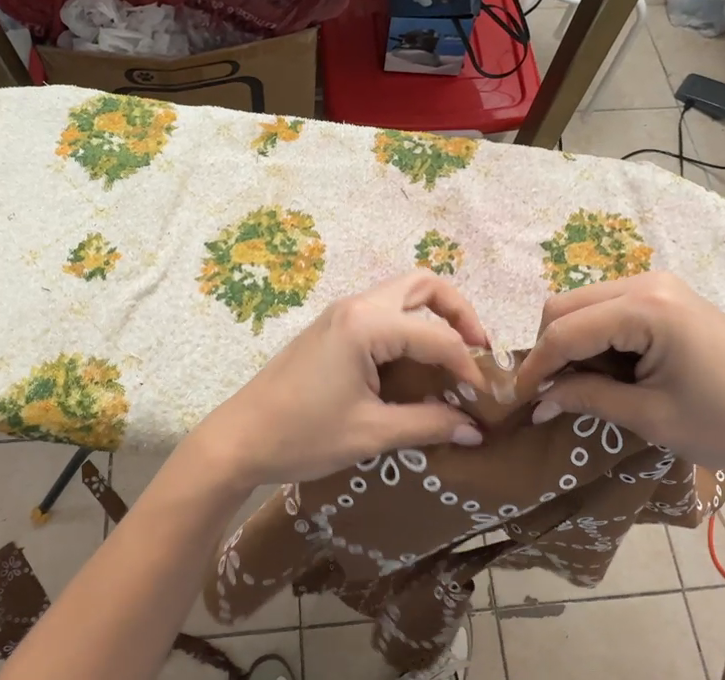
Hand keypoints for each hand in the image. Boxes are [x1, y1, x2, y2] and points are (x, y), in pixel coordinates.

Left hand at [187, 272, 491, 489]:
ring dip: (433, 318)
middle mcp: (355, 306)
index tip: (485, 400)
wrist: (239, 439)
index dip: (468, 366)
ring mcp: (340, 314)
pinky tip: (417, 368)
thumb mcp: (371, 433)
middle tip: (478, 351)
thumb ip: (428, 424)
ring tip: (453, 359)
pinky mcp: (331, 329)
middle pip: (423, 285)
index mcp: (366, 325)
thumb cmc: (302, 435)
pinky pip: (382, 314)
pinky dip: (409, 329)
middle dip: (458, 312)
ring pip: (401, 296)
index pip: (436, 336)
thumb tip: (475, 429)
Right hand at [512, 273, 724, 480]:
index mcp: (647, 308)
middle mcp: (648, 282)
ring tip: (580, 387)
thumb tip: (539, 400)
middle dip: (549, 348)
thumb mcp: (652, 418)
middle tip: (549, 395)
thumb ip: (589, 399)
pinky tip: (608, 371)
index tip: (518, 401)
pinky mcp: (668, 297)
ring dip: (571, 341)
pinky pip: (610, 308)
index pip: (566, 329)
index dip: (536, 365)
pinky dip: (596, 337)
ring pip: (585, 304)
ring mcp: (660, 286)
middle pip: (567, 305)